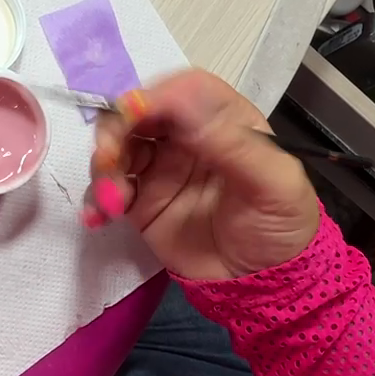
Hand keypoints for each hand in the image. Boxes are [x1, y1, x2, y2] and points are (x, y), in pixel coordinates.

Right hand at [87, 70, 321, 281]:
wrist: (261, 284)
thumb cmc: (279, 225)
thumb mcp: (275, 181)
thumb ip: (233, 144)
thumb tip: (183, 113)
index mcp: (224, 121)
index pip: (184, 91)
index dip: (157, 95)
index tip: (135, 113)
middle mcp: (186, 138)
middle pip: (139, 114)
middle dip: (115, 129)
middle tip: (108, 157)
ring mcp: (159, 170)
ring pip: (117, 149)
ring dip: (103, 168)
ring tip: (112, 202)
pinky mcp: (140, 204)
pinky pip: (108, 191)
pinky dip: (95, 201)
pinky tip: (98, 218)